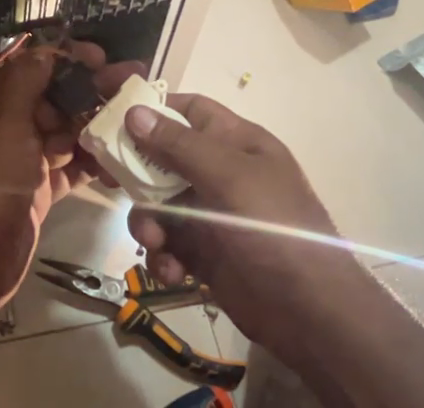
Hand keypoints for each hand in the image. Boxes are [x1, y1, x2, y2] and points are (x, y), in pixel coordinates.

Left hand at [0, 40, 143, 323]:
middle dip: (90, 91)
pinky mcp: (38, 189)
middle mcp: (4, 125)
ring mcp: (22, 159)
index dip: (67, 59)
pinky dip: (94, 163)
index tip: (102, 59)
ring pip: (66, 131)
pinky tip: (122, 161)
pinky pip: (70, 167)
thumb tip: (48, 50)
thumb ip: (25, 81)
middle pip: (53, 97)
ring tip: (135, 121)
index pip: (32, 67)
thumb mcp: (3, 121)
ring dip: (97, 126)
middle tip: (132, 85)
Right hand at [122, 95, 376, 369]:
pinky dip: (163, 255)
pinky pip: (169, 244)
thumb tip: (133, 111)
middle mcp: (222, 173)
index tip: (114, 119)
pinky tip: (170, 271)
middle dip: (139, 176)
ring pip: (159, 204)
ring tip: (154, 242)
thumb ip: (178, 145)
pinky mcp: (205, 254)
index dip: (154, 110)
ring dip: (148, 222)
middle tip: (112, 185)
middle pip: (164, 159)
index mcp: (237, 143)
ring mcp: (213, 215)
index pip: (190, 110)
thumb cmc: (274, 228)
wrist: (311, 313)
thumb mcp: (228, 177)